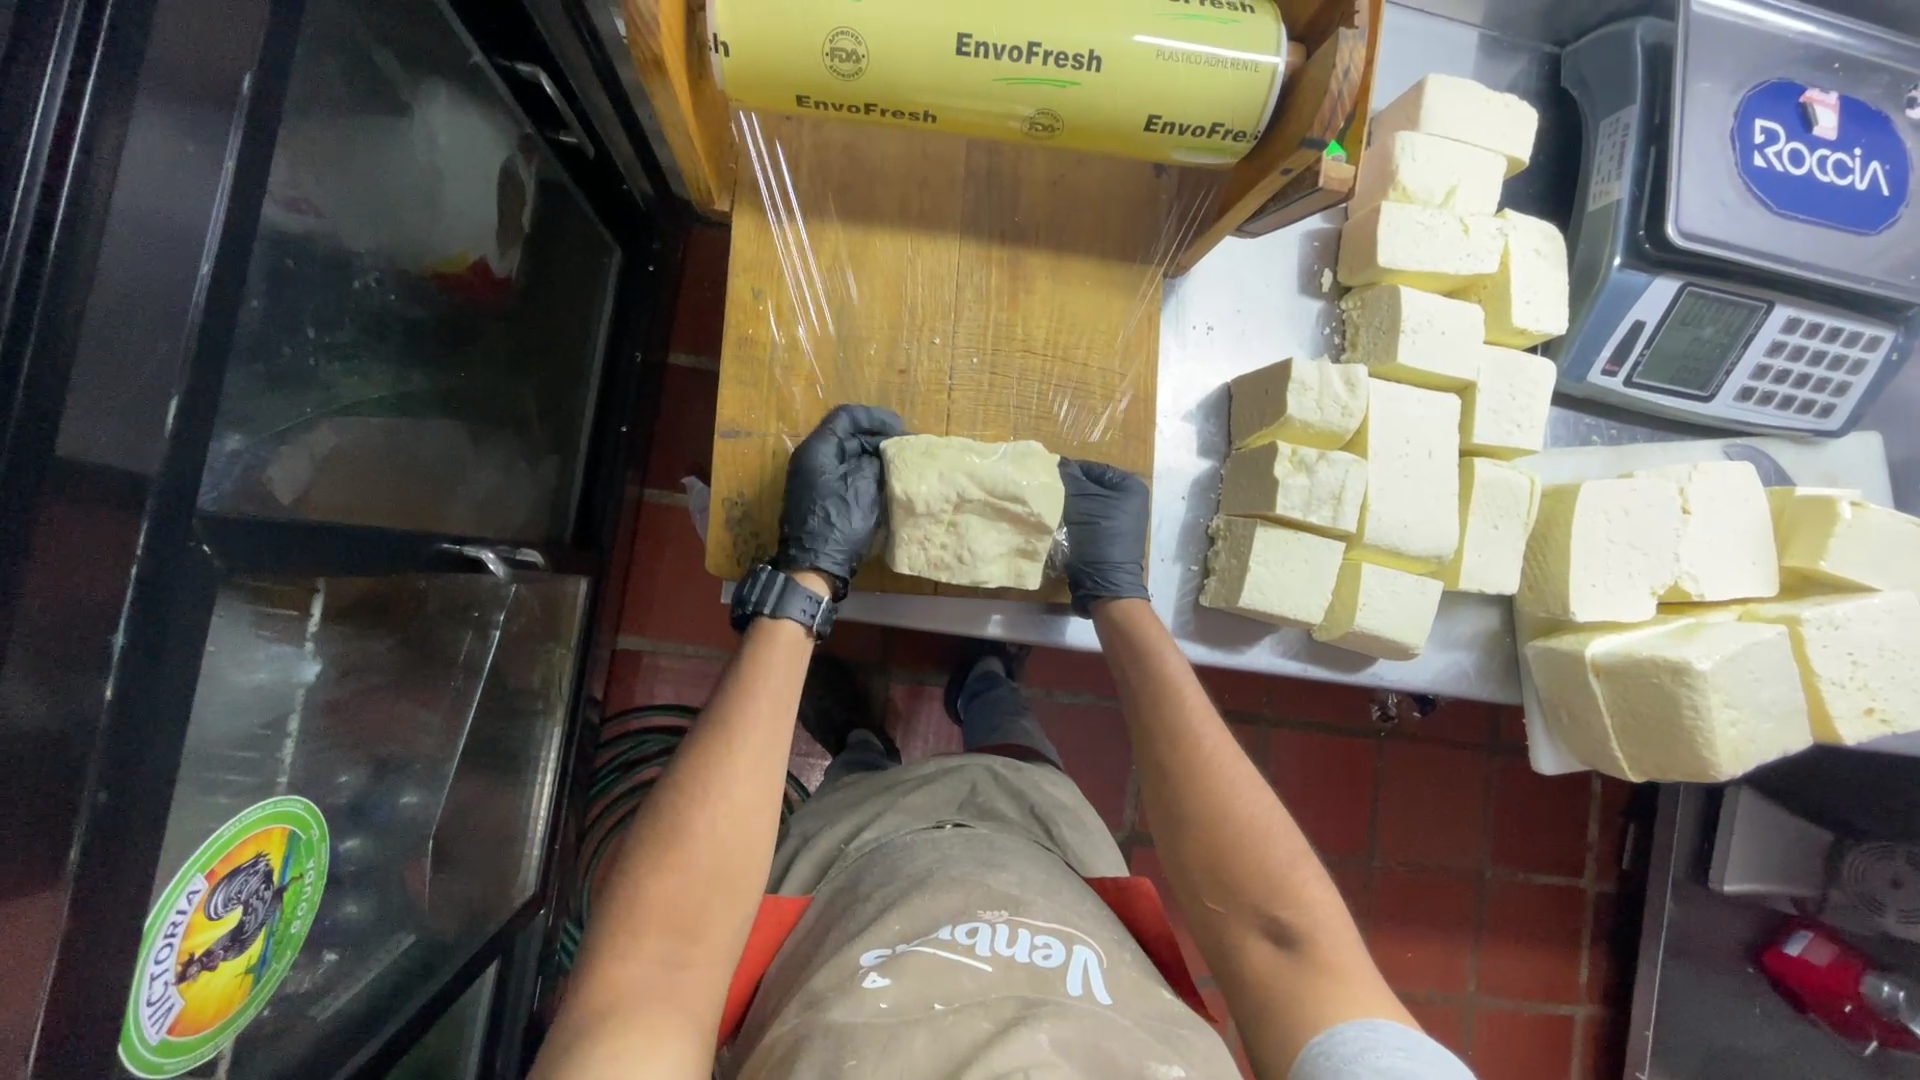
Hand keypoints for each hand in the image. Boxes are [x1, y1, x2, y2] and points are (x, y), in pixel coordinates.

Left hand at [776, 404, 905, 599]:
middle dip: (877, 438)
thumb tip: (886, 450)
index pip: (847, 416)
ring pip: (846, 455)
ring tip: (900, 463)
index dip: (876, 417)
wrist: (814, 565)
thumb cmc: (839, 523)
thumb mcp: (865, 486)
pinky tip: (884, 480)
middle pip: (846, 435)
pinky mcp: (819, 495)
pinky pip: (843, 473)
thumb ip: (875, 460)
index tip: (901, 428)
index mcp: (818, 449)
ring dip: (872, 456)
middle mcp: (811, 458)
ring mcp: (813, 478)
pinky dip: (864, 472)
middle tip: (906, 447)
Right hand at [1057, 458, 1150, 616]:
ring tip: (1052, 508)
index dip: (1069, 471)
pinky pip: (1089, 522)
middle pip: (1091, 487)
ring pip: (1088, 505)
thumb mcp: (1081, 500)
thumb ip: (1070, 477)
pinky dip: (1075, 522)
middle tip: (1047, 493)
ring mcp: (1122, 522)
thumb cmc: (1096, 535)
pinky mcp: (1111, 538)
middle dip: (1070, 490)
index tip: (1047, 477)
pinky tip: (1061, 525)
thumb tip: (1059, 462)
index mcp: (1130, 486)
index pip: (1093, 468)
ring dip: (1071, 507)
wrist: (1104, 583)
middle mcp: (1130, 501)